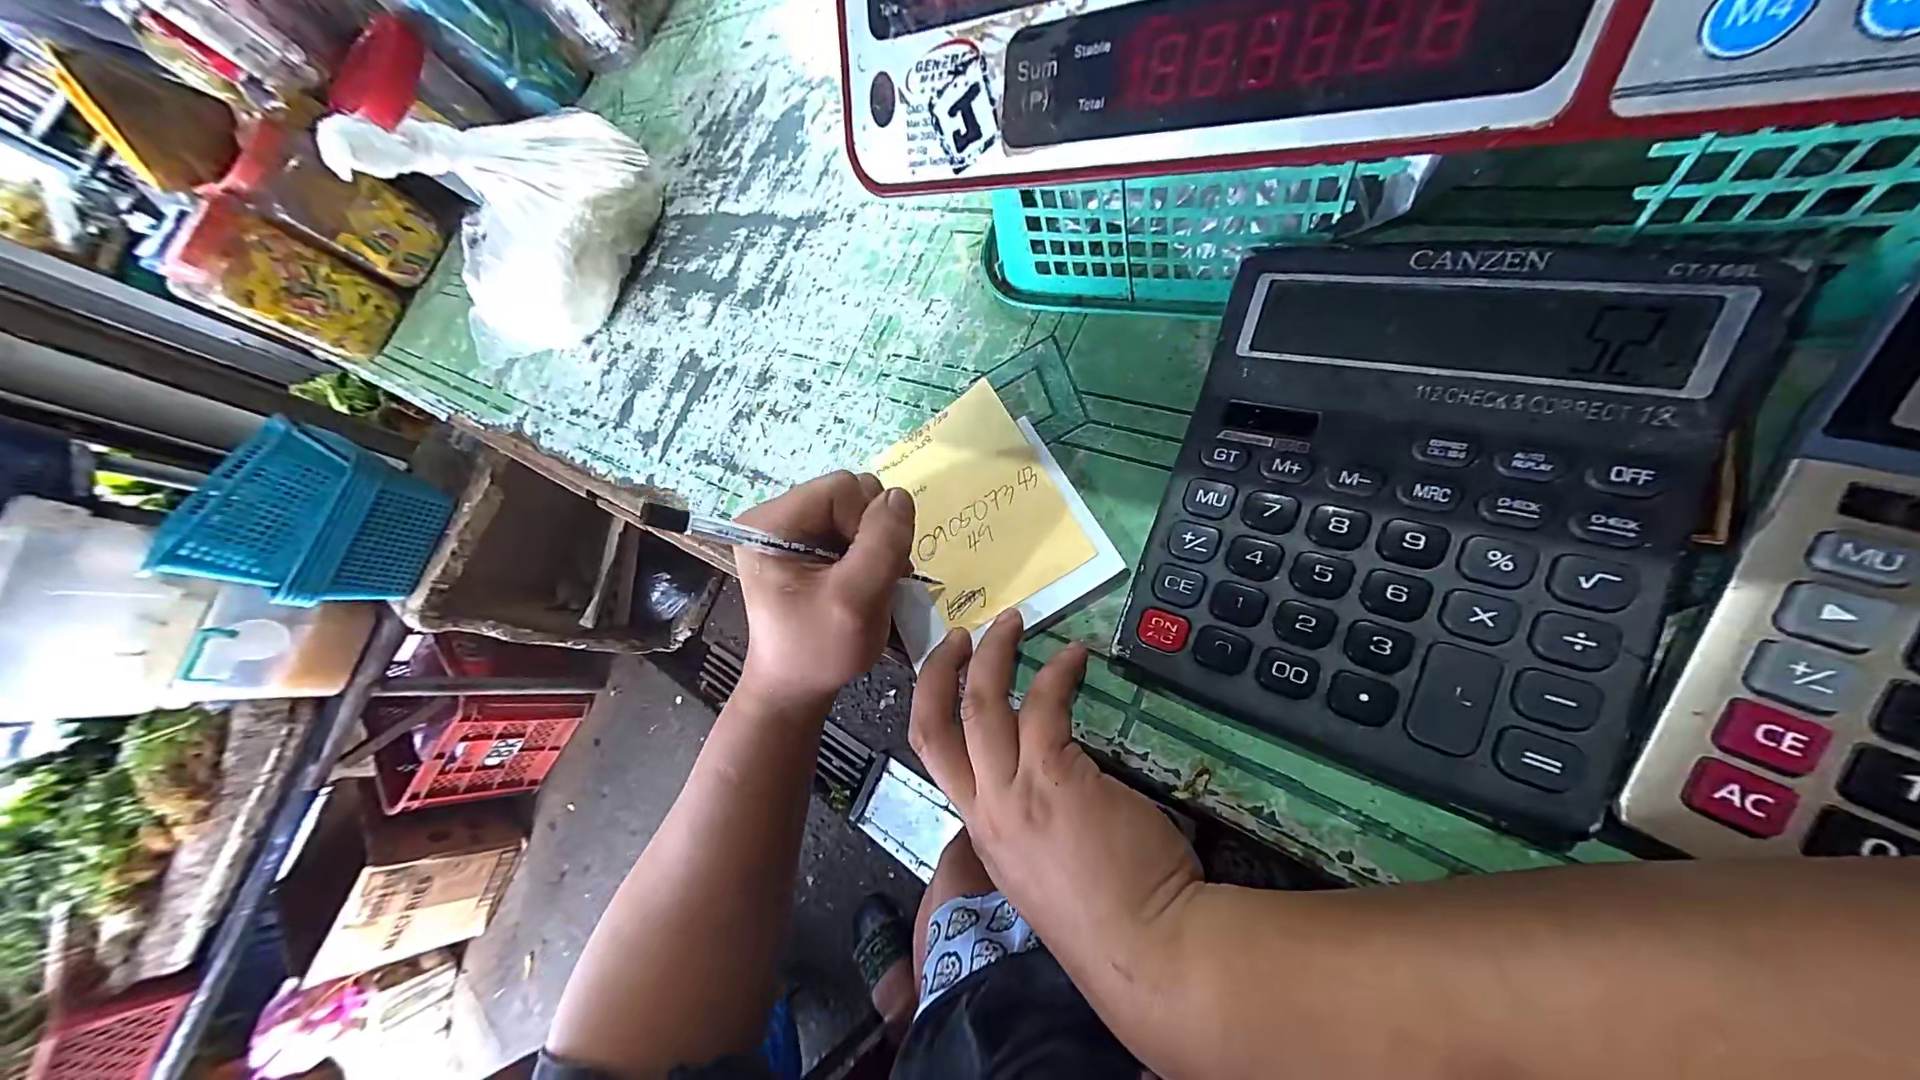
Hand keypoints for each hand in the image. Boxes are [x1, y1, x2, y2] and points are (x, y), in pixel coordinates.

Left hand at [735, 471, 914, 702]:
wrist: (797, 686)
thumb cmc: (818, 650)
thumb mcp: (856, 599)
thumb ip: (882, 543)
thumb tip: (900, 496)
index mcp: (770, 522)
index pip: (842, 488)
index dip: (867, 523)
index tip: (865, 570)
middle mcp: (778, 516)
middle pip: (851, 494)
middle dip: (874, 534)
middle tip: (873, 579)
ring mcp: (793, 529)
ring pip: (859, 510)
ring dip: (877, 546)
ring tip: (871, 584)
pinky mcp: (808, 544)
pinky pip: (856, 527)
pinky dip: (871, 553)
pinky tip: (866, 582)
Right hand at [908, 609, 1201, 970]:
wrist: (1147, 951)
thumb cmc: (1101, 908)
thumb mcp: (1040, 864)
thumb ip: (1027, 819)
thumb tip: (1036, 778)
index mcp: (979, 827)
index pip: (933, 756)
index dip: (932, 705)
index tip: (948, 673)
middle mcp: (984, 808)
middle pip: (933, 722)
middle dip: (939, 669)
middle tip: (963, 633)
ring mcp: (1014, 792)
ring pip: (981, 704)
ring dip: (994, 654)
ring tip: (1012, 623)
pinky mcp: (1054, 775)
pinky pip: (1044, 704)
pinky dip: (1057, 672)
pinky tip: (1075, 656)